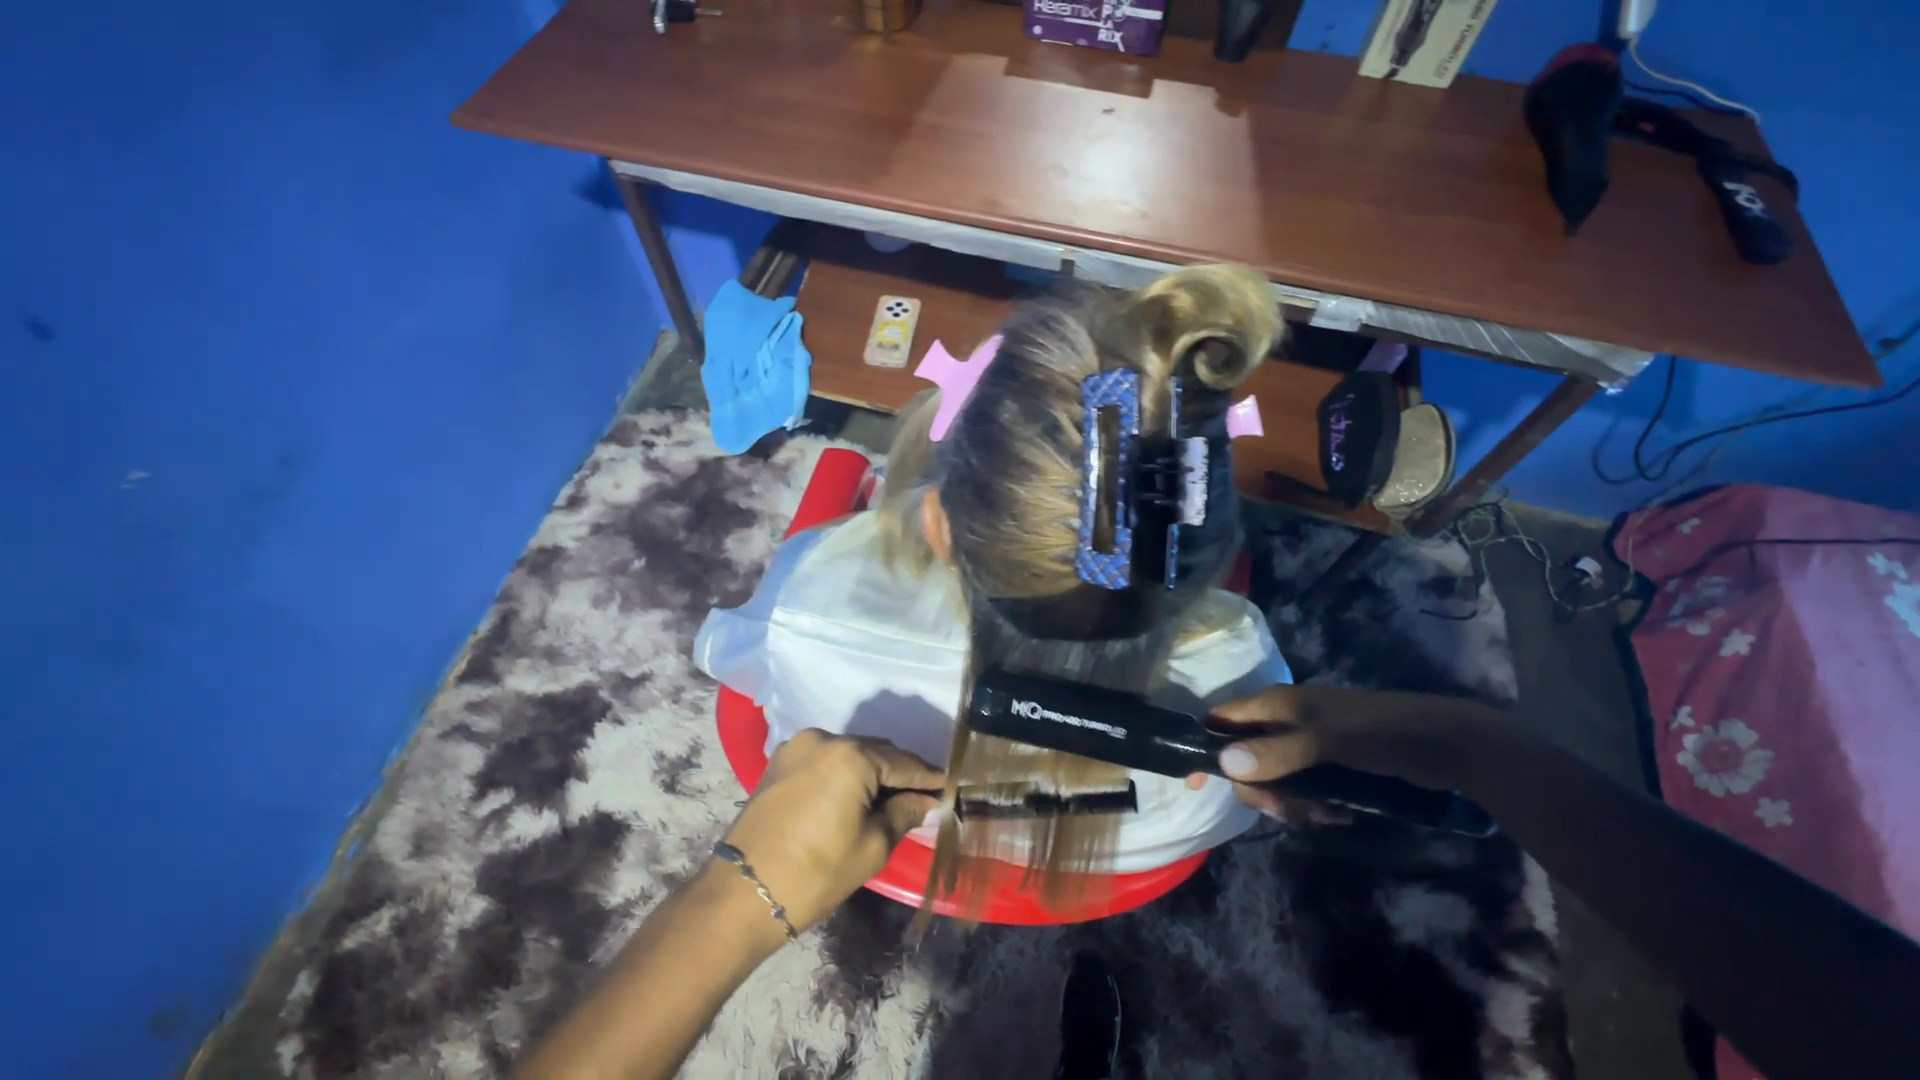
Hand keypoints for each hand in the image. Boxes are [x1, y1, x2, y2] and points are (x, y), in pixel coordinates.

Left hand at [719, 730, 942, 933]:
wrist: (743, 894)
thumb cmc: (815, 873)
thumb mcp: (872, 847)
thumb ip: (904, 813)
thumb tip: (927, 800)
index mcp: (851, 755)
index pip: (904, 762)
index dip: (930, 778)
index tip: (953, 787)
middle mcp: (824, 739)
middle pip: (876, 751)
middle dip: (900, 773)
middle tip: (923, 798)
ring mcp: (797, 747)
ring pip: (849, 753)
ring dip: (871, 772)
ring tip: (890, 799)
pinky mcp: (779, 762)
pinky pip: (825, 760)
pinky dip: (844, 773)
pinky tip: (855, 796)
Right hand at [1189, 684, 1505, 816]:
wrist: (1447, 745)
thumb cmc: (1381, 733)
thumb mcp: (1325, 741)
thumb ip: (1276, 752)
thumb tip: (1224, 764)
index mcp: (1277, 704)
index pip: (1222, 720)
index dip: (1206, 747)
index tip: (1198, 784)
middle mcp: (1286, 720)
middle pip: (1245, 757)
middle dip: (1260, 789)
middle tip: (1285, 811)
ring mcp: (1309, 742)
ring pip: (1274, 778)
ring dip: (1291, 803)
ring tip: (1324, 815)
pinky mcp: (1331, 763)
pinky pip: (1303, 788)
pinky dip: (1314, 805)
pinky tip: (1340, 814)